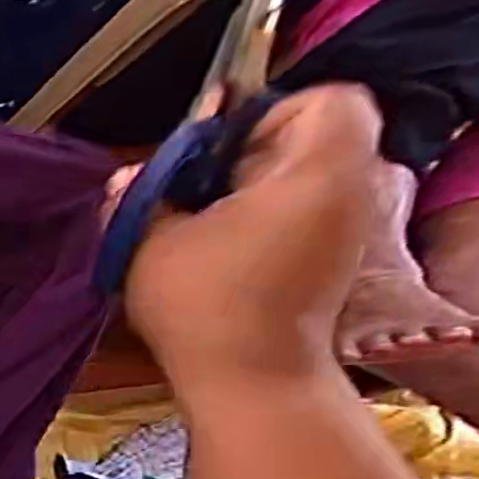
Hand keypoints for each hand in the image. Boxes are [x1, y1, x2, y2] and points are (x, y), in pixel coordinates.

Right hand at [122, 85, 382, 388]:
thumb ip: (141, 200)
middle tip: (191, 194)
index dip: (263, 114)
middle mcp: (351, 190)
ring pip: (299, 183)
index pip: (322, 99)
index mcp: (319, 169)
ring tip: (197, 230)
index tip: (213, 154)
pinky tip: (216, 257)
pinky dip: (259, 225)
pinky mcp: (331, 264)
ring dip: (246, 195)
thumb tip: (127, 179)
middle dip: (244, 159)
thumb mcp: (152, 243)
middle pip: (306, 142)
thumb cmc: (203, 304)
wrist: (248, 380)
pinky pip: (300, 218)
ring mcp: (346, 231)